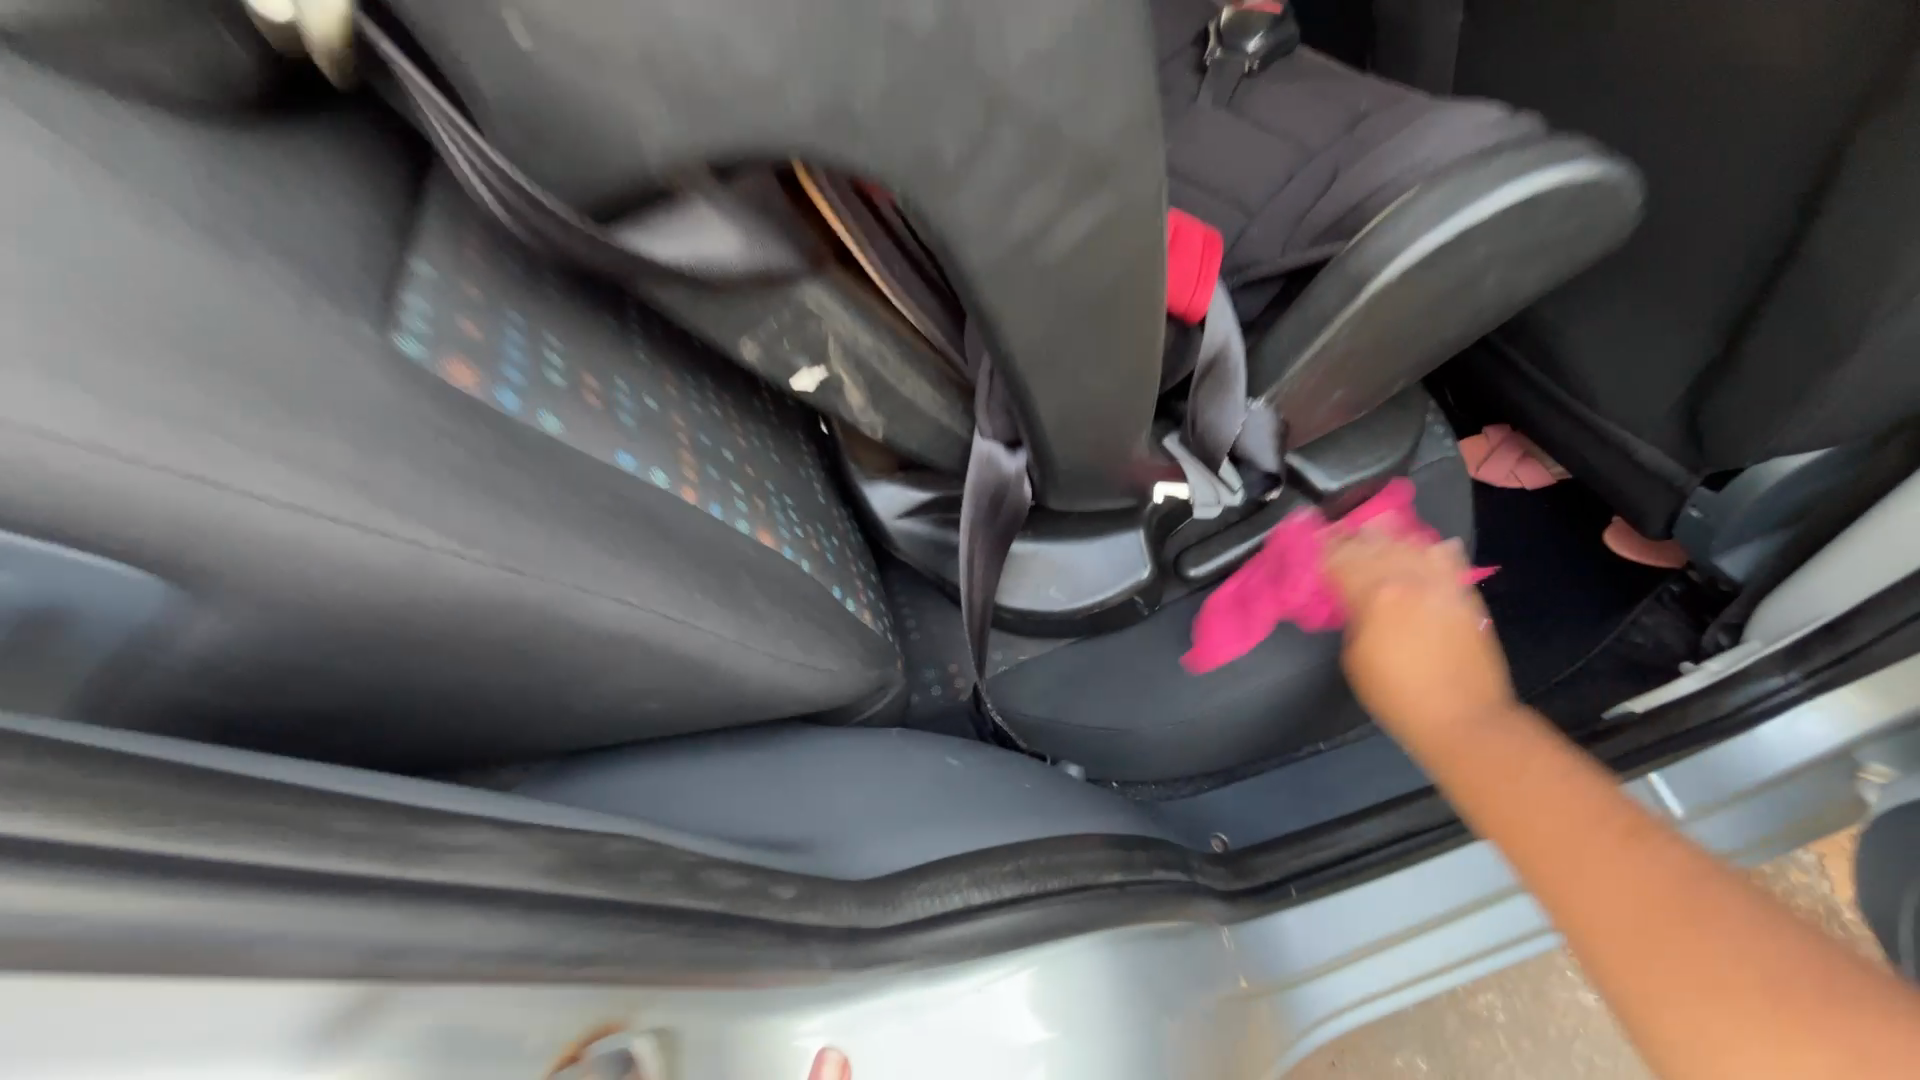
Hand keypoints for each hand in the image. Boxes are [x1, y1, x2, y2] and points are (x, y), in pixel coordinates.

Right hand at [1323, 528, 1518, 743]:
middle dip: (1351, 534)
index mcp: (1373, 596)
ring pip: (1412, 544)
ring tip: (1376, 525)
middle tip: (1336, 528)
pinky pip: (1449, 561)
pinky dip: (1434, 549)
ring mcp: (1441, 585)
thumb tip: (1355, 601)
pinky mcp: (1465, 596)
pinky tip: (1427, 545)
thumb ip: (1353, 618)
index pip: (1339, 558)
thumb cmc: (1396, 696)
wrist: (1463, 718)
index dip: (1321, 544)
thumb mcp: (1354, 657)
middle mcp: (1408, 580)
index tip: (1309, 532)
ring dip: (1390, 534)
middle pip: (1374, 544)